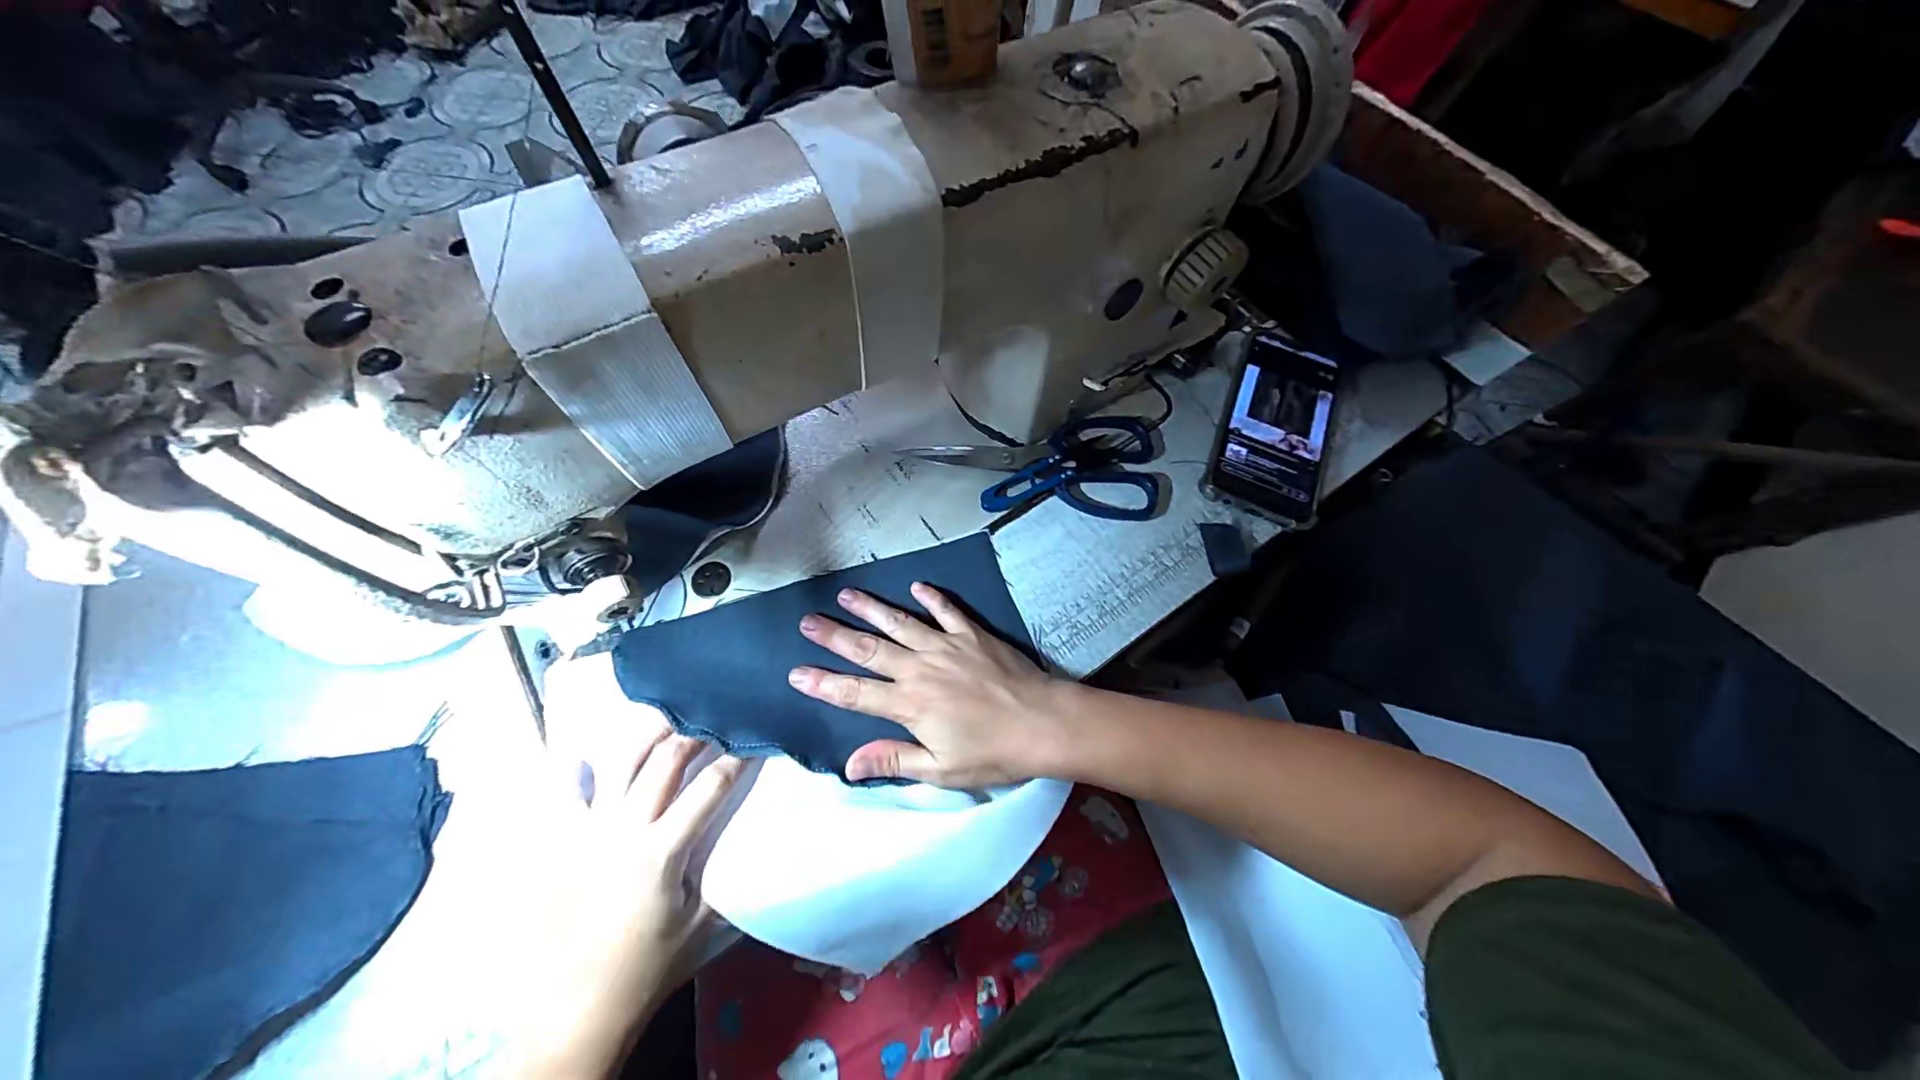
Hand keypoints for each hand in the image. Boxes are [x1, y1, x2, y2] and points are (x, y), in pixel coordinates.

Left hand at [510, 654, 745, 1077]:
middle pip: (663, 761)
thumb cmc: (651, 965)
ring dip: (649, 734)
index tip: (756, 743)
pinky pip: (572, 794)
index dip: (736, 760)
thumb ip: (729, 878)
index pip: (708, 788)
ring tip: (672, 716)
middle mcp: (623, 830)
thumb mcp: (703, 926)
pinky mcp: (569, 842)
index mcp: (661, 852)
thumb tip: (764, 847)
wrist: (581, 1005)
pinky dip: (581, 770)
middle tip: (718, 718)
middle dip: (696, 733)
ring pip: (620, 763)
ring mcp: (591, 831)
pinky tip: (588, 753)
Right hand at [786, 583, 1073, 785]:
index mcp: (909, 705)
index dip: (823, 683)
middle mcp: (920, 669)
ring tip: (846, 594)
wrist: (1043, 723)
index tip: (796, 672)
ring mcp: (946, 647)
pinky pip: (947, 611)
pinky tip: (916, 587)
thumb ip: (894, 761)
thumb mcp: (941, 770)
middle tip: (808, 620)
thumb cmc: (993, 753)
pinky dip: (931, 598)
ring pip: (900, 623)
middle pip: (869, 650)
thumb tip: (848, 765)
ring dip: (871, 608)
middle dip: (835, 635)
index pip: (855, 694)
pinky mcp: (972, 635)